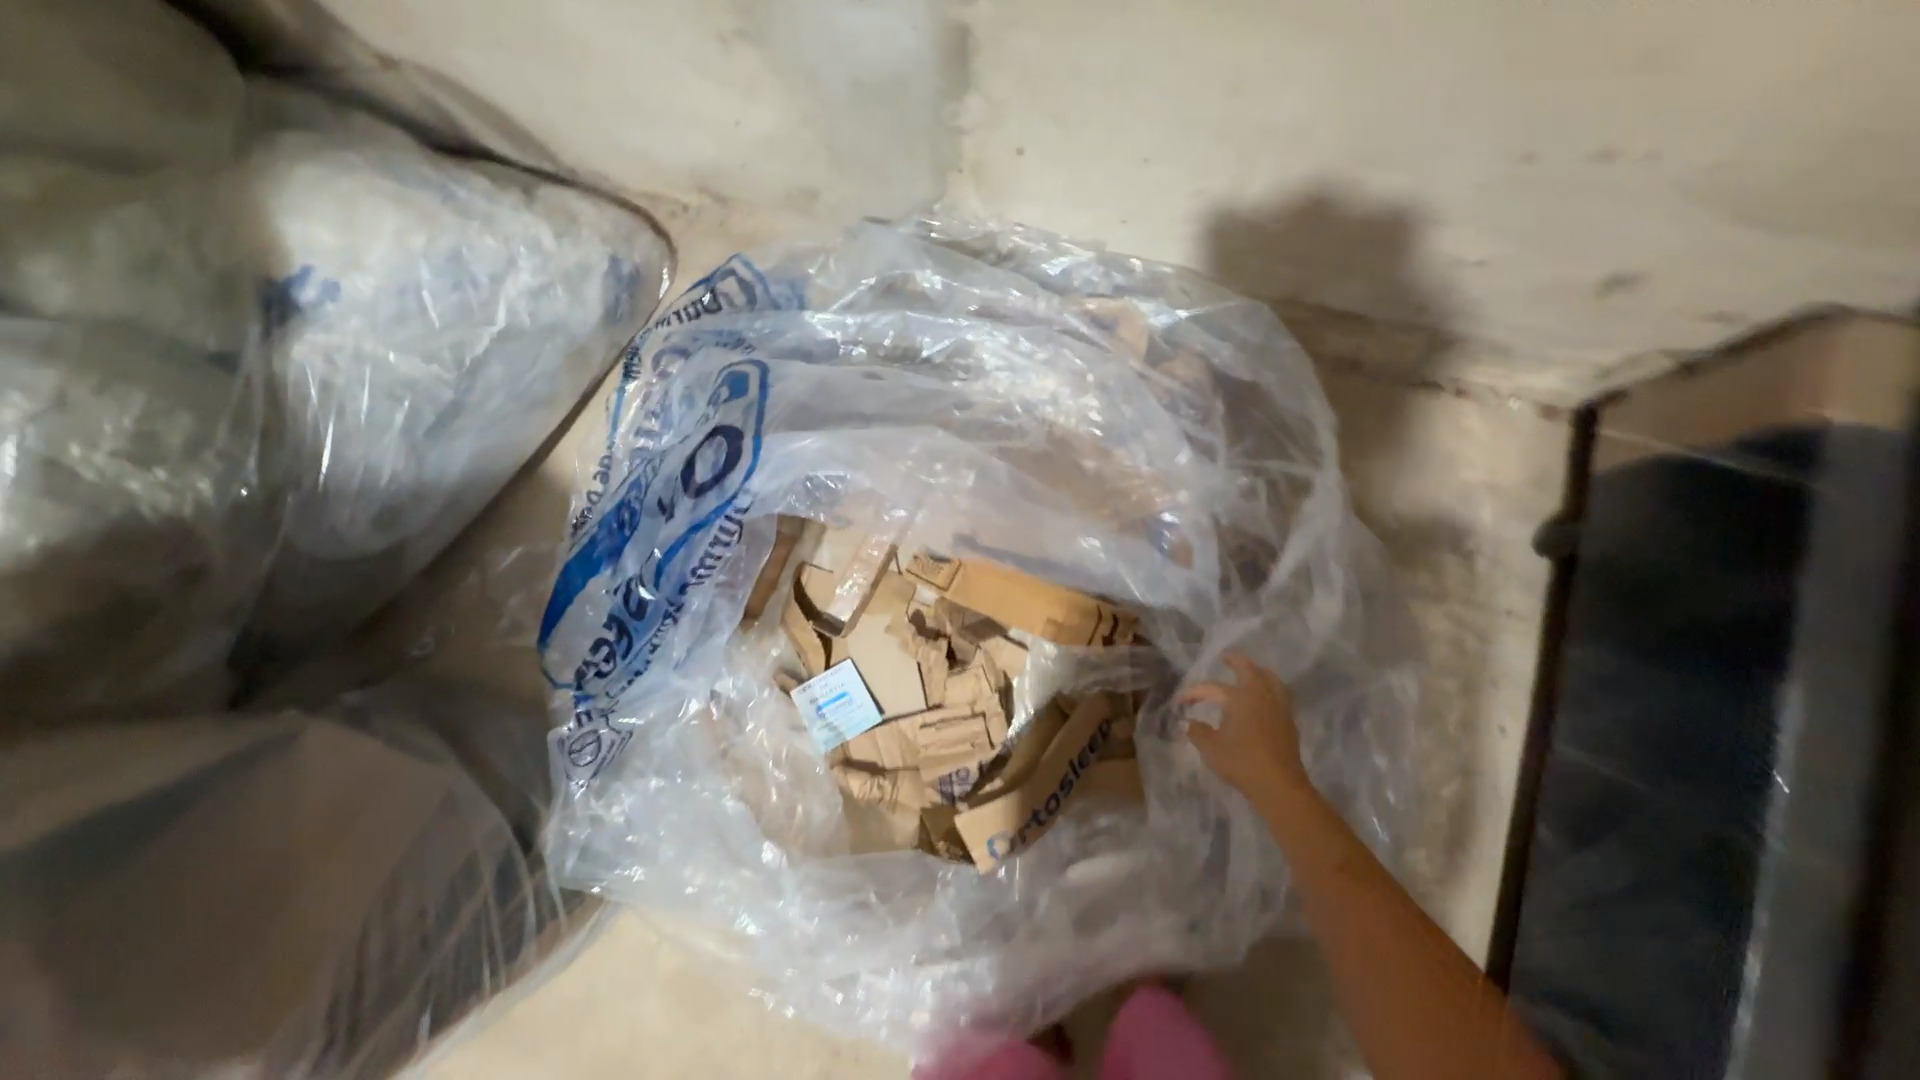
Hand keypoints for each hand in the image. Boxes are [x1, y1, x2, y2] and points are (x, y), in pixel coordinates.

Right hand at [1179, 652, 1309, 802]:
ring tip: (1251, 670)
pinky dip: (1271, 688)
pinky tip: (1266, 697)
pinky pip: (1281, 694)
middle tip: (1225, 657)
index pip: (1212, 688)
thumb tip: (1188, 722)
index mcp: (1239, 698)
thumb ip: (1198, 732)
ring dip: (1259, 671)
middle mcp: (1261, 696)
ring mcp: (1279, 708)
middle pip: (1249, 670)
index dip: (1193, 692)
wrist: (1279, 785)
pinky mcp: (1289, 721)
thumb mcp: (1211, 749)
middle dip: (1235, 662)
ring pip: (1271, 679)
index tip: (1179, 700)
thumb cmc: (1241, 764)